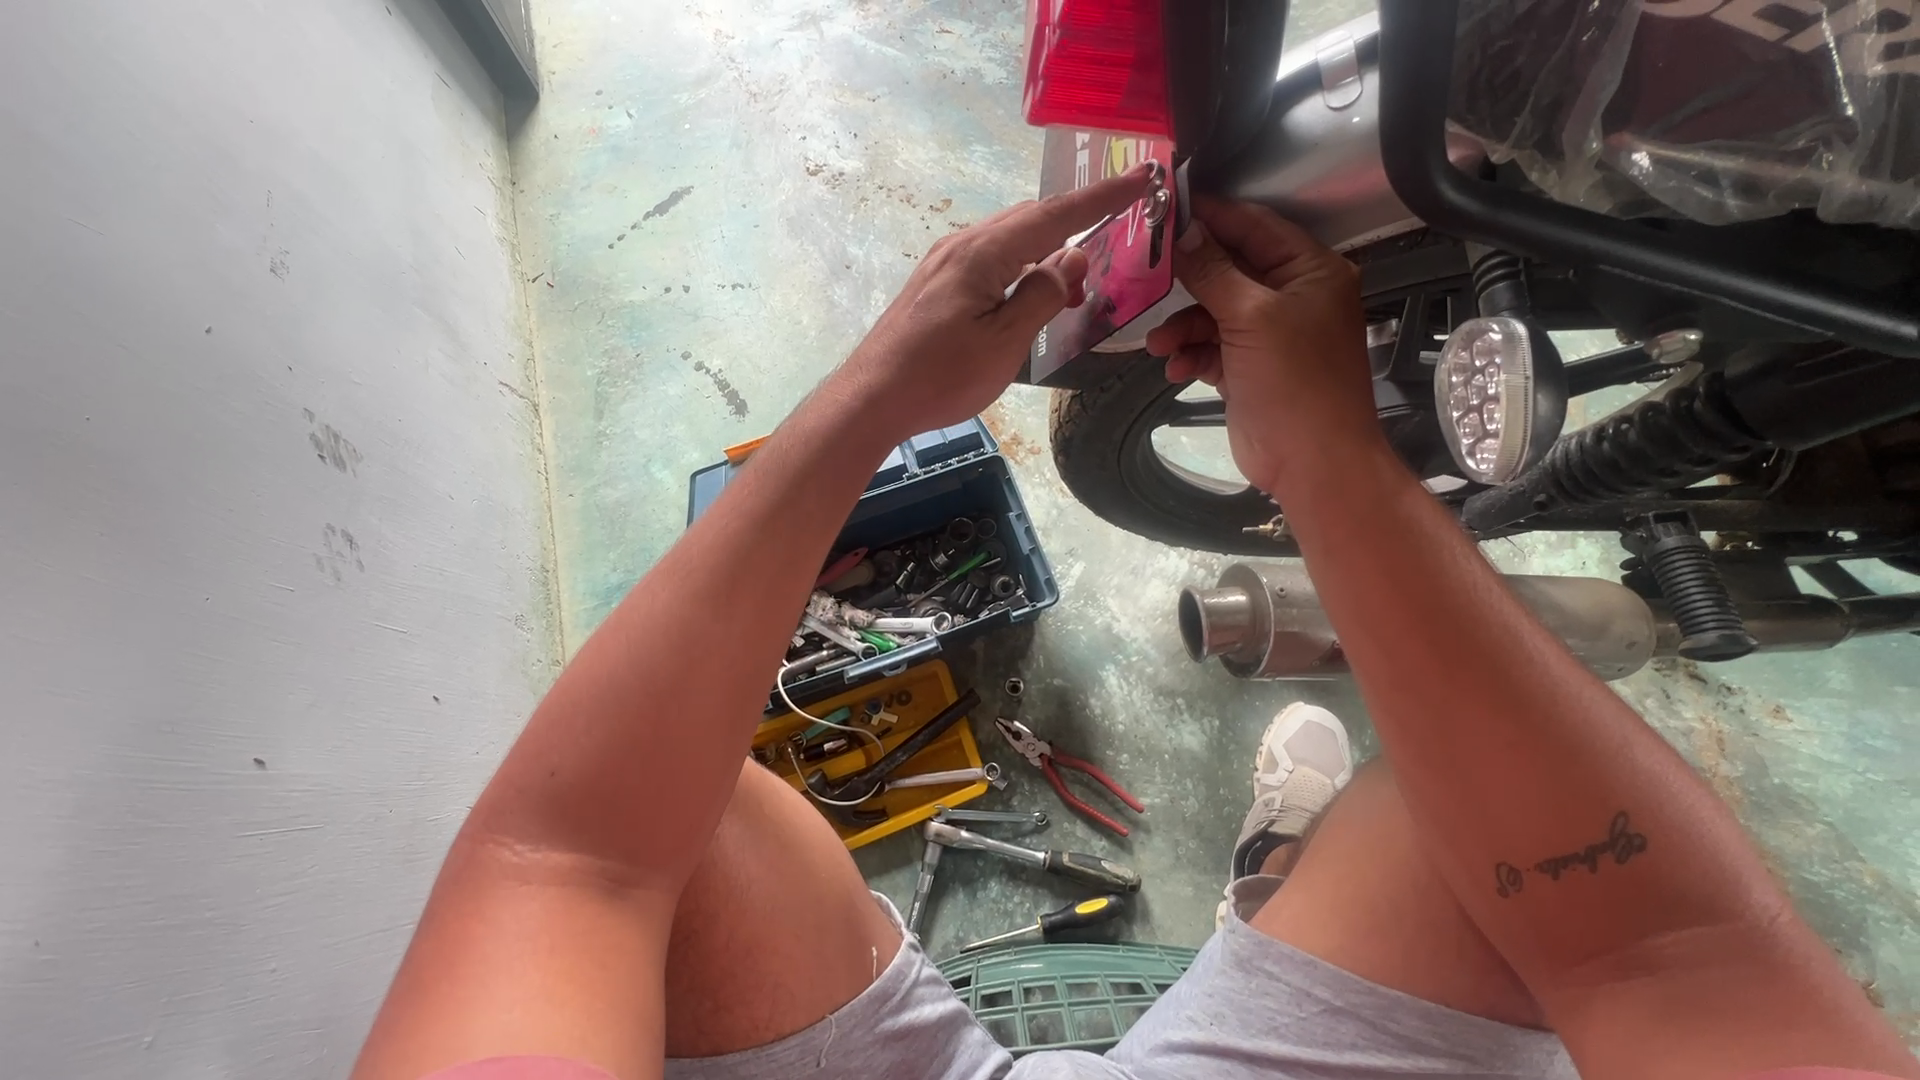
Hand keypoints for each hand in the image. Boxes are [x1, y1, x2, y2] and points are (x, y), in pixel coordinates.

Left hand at [834, 165, 1155, 439]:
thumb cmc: (940, 377)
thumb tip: (1071, 259)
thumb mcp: (1004, 343)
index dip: (1102, 198)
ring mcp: (943, 264)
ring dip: (1043, 259)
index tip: (1143, 177)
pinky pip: (988, 263)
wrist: (873, 399)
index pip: (1054, 215)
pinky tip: (1024, 302)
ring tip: (1066, 296)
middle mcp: (961, 246)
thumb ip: (1041, 296)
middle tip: (1098, 270)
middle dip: (1071, 233)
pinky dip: (1017, 272)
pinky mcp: (935, 285)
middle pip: (1029, 222)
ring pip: (1007, 243)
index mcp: (982, 253)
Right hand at [1144, 198, 1384, 496]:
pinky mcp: (1248, 368)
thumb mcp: (1252, 317)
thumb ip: (1213, 271)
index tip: (1166, 210)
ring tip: (1161, 346)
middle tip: (1146, 276)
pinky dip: (1191, 354)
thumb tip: (1183, 231)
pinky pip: (1211, 348)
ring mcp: (1269, 335)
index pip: (1255, 226)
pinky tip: (1177, 367)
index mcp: (1309, 271)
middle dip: (1189, 282)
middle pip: (1228, 270)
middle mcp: (1291, 296)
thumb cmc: (1296, 382)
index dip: (1211, 217)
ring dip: (1184, 328)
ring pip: (1212, 313)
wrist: (1311, 460)